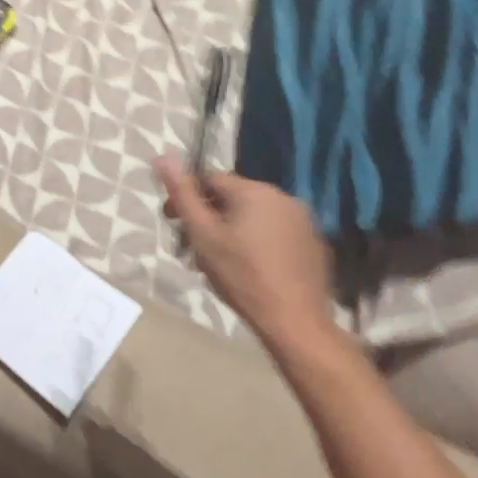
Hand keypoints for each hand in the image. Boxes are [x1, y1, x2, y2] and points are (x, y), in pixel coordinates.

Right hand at [155, 157, 335, 349]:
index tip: (173, 221)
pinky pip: (274, 230)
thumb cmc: (240, 274)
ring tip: (219, 258)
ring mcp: (303, 221)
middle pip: (232, 197)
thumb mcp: (202, 233)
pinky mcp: (314, 243)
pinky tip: (248, 264)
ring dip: (231, 228)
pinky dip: (256, 239)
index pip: (209, 179)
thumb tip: (163, 156)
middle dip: (208, 215)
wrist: (294, 321)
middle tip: (194, 244)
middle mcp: (283, 198)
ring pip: (253, 214)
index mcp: (255, 191)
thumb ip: (182, 193)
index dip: (186, 197)